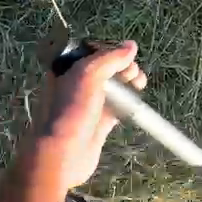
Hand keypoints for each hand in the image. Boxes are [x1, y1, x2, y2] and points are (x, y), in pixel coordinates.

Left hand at [27, 41, 146, 192]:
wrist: (61, 155)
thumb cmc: (70, 109)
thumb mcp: (88, 75)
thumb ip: (110, 58)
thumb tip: (131, 46)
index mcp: (65, 69)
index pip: (93, 51)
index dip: (111, 52)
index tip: (126, 56)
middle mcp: (74, 84)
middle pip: (105, 69)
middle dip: (123, 67)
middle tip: (134, 72)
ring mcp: (86, 105)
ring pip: (112, 88)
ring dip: (128, 83)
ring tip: (139, 83)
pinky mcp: (97, 123)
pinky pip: (115, 108)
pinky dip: (126, 104)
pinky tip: (135, 102)